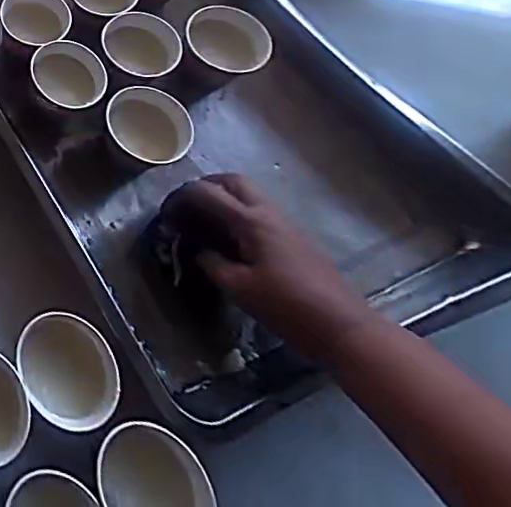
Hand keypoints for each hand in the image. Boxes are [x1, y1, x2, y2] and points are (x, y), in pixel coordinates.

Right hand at [163, 174, 377, 358]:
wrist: (344, 328)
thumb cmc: (288, 308)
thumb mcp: (239, 289)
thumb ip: (211, 263)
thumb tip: (197, 249)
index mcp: (250, 221)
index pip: (206, 193)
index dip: (181, 199)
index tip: (166, 214)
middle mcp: (268, 212)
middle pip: (232, 181)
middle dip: (205, 186)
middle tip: (187, 205)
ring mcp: (285, 223)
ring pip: (249, 193)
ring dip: (224, 197)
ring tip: (206, 220)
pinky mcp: (296, 237)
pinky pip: (260, 209)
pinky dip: (239, 211)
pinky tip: (233, 238)